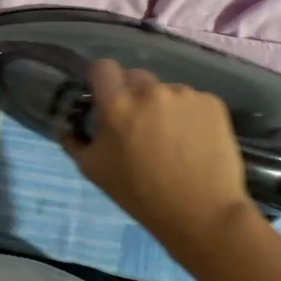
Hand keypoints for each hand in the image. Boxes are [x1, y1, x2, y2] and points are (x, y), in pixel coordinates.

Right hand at [61, 60, 252, 248]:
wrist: (200, 213)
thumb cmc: (139, 193)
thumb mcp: (93, 170)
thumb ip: (75, 141)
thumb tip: (68, 127)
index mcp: (117, 104)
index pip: (102, 68)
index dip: (100, 81)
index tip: (103, 98)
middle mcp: (150, 91)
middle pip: (134, 77)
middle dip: (131, 95)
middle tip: (136, 124)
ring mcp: (185, 95)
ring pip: (165, 91)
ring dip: (161, 106)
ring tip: (170, 139)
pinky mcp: (212, 104)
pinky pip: (192, 101)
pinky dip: (188, 115)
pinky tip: (192, 141)